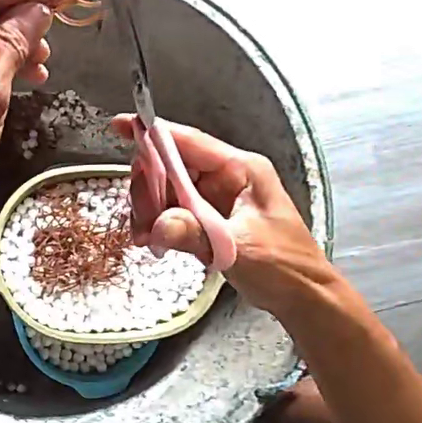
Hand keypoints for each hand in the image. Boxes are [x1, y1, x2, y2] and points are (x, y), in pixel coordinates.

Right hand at [111, 115, 329, 312]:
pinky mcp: (208, 219)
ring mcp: (215, 198)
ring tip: (146, 238)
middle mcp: (225, 177)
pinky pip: (172, 212)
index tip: (120, 126)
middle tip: (141, 219)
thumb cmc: (284, 266)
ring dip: (149, 211)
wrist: (302, 296)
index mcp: (240, 170)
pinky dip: (158, 225)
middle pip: (171, 167)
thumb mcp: (240, 249)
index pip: (189, 142)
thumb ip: (197, 234)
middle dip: (148, 189)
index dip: (152, 134)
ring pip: (166, 191)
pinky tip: (153, 242)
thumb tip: (158, 224)